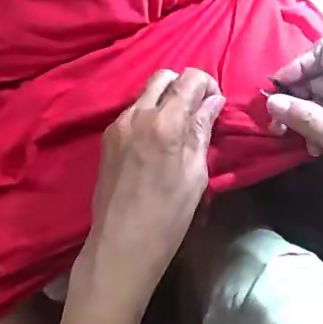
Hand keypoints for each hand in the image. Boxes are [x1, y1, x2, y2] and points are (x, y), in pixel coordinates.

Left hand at [80, 68, 223, 307]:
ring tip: (179, 127)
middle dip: (185, 85)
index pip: (189, 79)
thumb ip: (202, 131)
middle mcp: (137, 114)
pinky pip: (133, 111)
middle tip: (198, 111)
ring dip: (166, 99)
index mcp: (164, 122)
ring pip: (146, 92)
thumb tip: (213, 102)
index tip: (215, 105)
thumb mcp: (196, 174)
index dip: (207, 84)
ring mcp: (118, 124)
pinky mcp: (107, 137)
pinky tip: (157, 141)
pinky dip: (149, 114)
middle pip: (164, 76)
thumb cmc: (168, 217)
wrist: (120, 246)